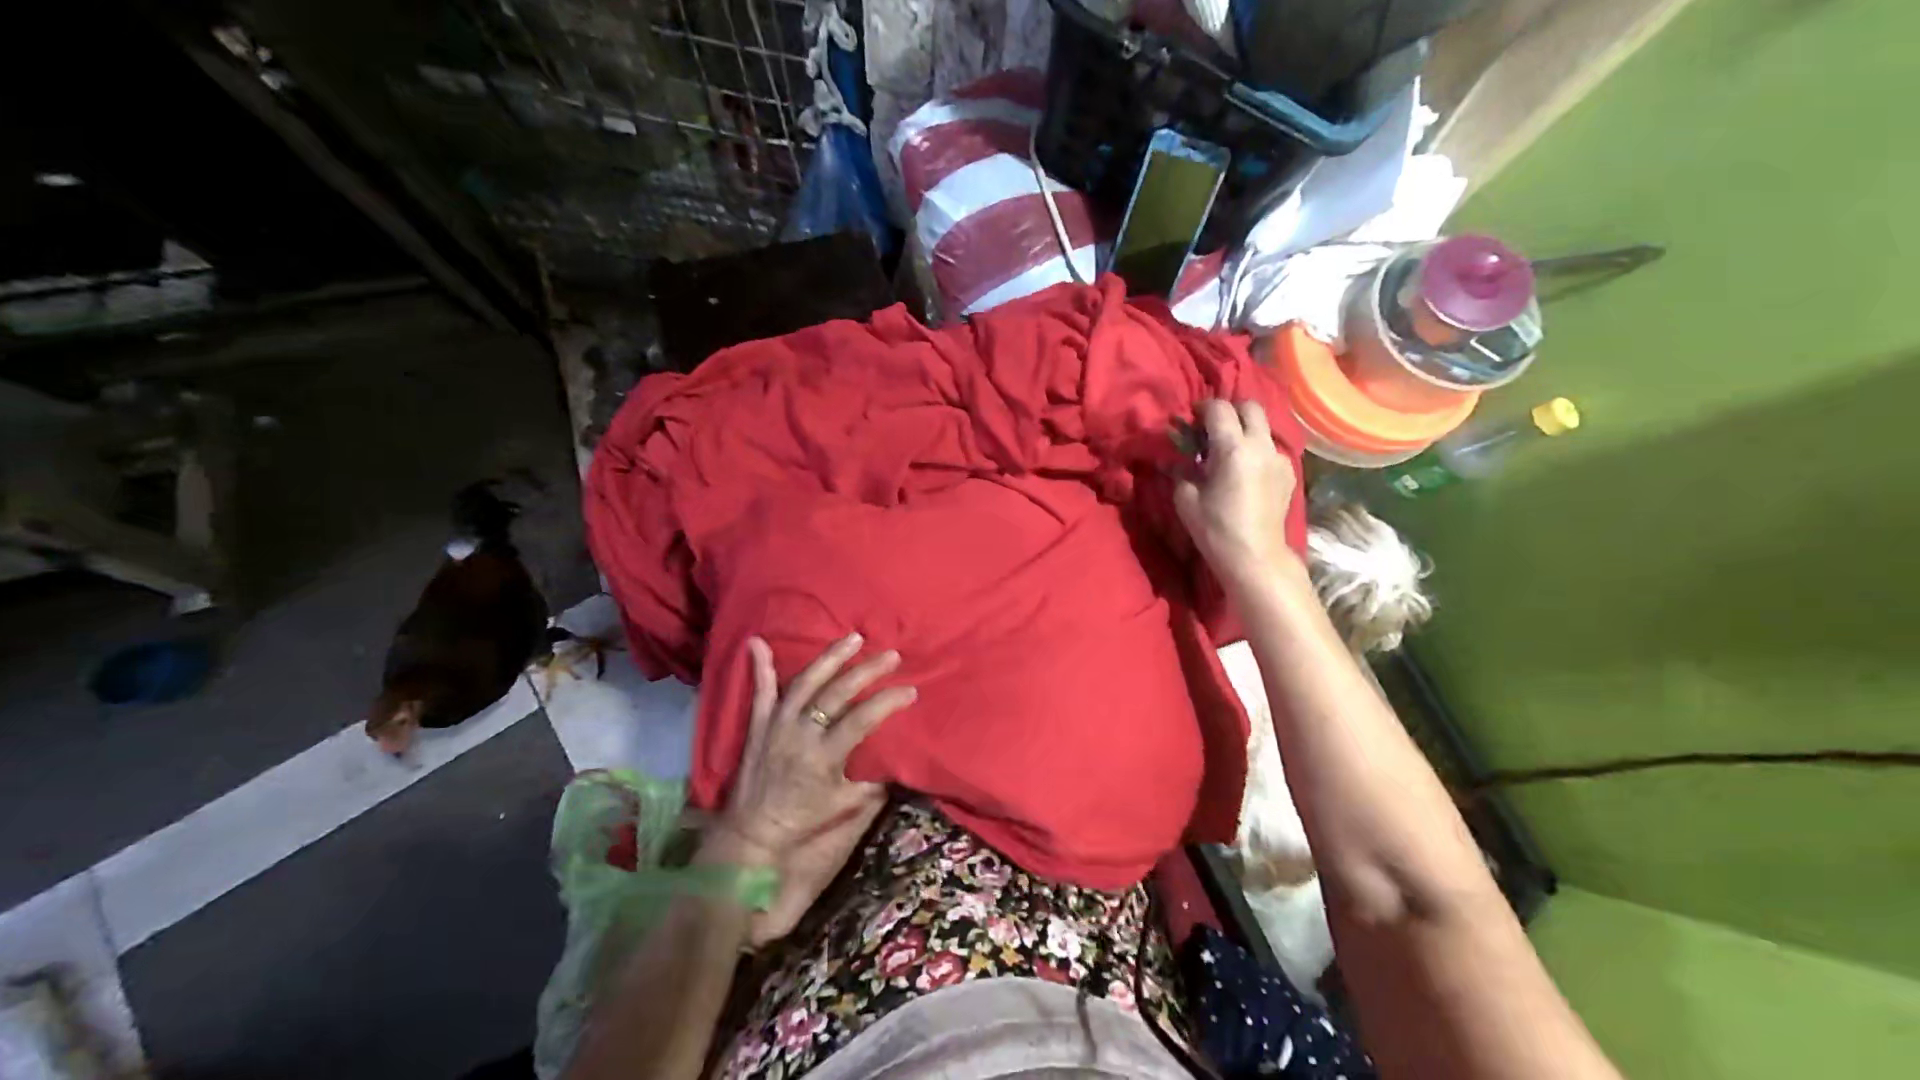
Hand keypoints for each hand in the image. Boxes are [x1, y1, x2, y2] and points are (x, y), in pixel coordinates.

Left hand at [700, 633, 916, 943]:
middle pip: (837, 693)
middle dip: (867, 671)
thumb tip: (896, 769)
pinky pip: (760, 691)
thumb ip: (871, 785)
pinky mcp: (759, 724)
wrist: (752, 833)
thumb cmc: (800, 821)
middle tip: (890, 655)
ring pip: (805, 682)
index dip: (887, 703)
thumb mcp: (842, 806)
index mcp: (825, 755)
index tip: (910, 690)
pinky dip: (758, 666)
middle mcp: (801, 733)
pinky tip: (756, 641)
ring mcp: (778, 725)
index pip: (862, 720)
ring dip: (830, 658)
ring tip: (853, 638)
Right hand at [1172, 399, 1301, 585]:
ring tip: (1228, 451)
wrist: (1255, 556)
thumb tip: (1173, 459)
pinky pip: (1270, 449)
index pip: (1219, 409)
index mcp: (1233, 448)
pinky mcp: (1289, 472)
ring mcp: (1279, 458)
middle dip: (1229, 410)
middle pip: (1250, 407)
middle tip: (1212, 427)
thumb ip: (1180, 471)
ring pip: (1263, 427)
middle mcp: (1261, 445)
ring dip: (1244, 430)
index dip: (1202, 408)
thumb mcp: (1186, 499)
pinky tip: (1245, 471)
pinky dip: (1256, 450)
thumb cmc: (1216, 529)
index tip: (1190, 418)